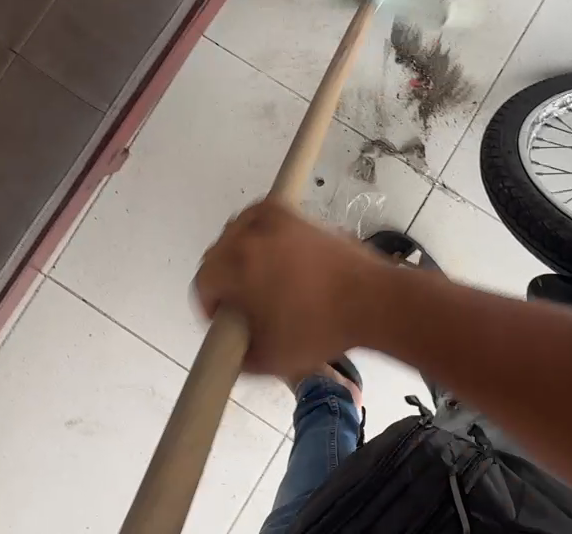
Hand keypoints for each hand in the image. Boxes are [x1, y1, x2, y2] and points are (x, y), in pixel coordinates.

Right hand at [194, 201, 395, 378]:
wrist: (368, 299)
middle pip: (216, 254)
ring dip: (238, 253)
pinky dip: (257, 228)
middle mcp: (251, 235)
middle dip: (223, 279)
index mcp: (238, 267)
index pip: (203, 281)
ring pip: (235, 232)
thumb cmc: (322, 326)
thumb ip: (236, 353)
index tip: (224, 317)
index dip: (210, 304)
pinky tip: (269, 250)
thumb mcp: (269, 358)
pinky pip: (260, 214)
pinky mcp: (295, 214)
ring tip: (256, 279)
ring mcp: (275, 219)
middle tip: (241, 303)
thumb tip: (229, 349)